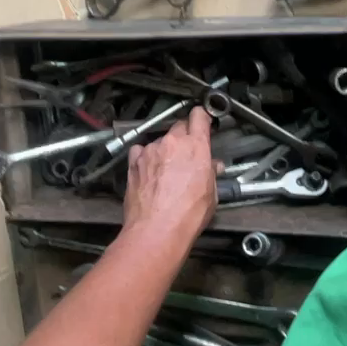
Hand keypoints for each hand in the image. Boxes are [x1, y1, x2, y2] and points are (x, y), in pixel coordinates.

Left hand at [121, 107, 217, 249]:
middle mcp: (172, 142)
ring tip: (167, 171)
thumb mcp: (211, 194)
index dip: (201, 118)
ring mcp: (151, 150)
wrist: (157, 229)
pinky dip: (145, 157)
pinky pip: (140, 151)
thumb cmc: (188, 215)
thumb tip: (212, 166)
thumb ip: (210, 173)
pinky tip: (149, 171)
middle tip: (187, 154)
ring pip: (160, 141)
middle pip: (179, 127)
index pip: (199, 116)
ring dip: (165, 150)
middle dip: (184, 137)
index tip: (203, 123)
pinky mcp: (134, 161)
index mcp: (196, 146)